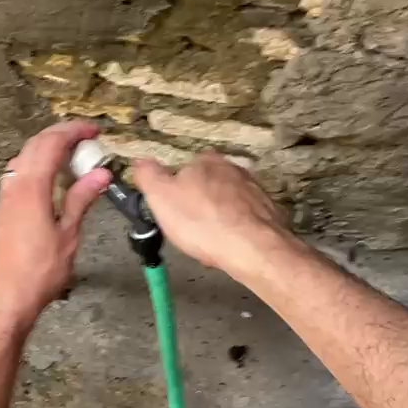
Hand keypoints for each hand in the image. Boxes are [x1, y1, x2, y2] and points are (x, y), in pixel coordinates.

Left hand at [0, 120, 111, 327]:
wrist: (10, 297)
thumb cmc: (40, 272)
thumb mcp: (69, 234)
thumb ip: (82, 199)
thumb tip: (100, 174)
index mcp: (31, 188)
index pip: (52, 144)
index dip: (74, 131)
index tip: (94, 130)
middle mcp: (14, 186)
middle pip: (35, 144)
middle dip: (60, 134)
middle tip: (85, 136)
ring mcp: (6, 198)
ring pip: (24, 157)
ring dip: (47, 148)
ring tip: (72, 153)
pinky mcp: (4, 210)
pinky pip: (19, 174)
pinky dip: (36, 164)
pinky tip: (51, 177)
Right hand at [130, 151, 295, 272]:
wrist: (251, 247)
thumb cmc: (202, 222)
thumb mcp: (161, 197)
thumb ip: (148, 176)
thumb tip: (140, 163)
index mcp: (205, 160)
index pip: (184, 169)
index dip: (175, 191)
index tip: (171, 211)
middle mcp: (232, 168)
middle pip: (207, 185)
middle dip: (199, 204)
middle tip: (189, 228)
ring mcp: (253, 188)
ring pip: (227, 202)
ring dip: (217, 217)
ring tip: (209, 239)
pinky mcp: (267, 210)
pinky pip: (244, 218)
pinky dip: (235, 228)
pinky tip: (228, 243)